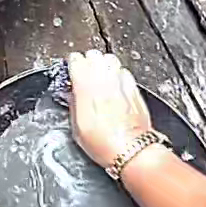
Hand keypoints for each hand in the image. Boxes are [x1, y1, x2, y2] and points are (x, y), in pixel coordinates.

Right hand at [66, 50, 155, 169]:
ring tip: (100, 74)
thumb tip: (72, 94)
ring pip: (111, 59)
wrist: (132, 151)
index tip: (72, 70)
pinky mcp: (134, 89)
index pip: (76, 60)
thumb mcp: (77, 128)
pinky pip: (124, 72)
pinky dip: (118, 74)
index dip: (73, 64)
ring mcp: (121, 84)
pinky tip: (115, 84)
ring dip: (104, 64)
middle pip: (94, 55)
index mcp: (86, 89)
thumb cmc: (105, 144)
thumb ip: (73, 104)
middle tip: (85, 71)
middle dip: (88, 61)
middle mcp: (104, 82)